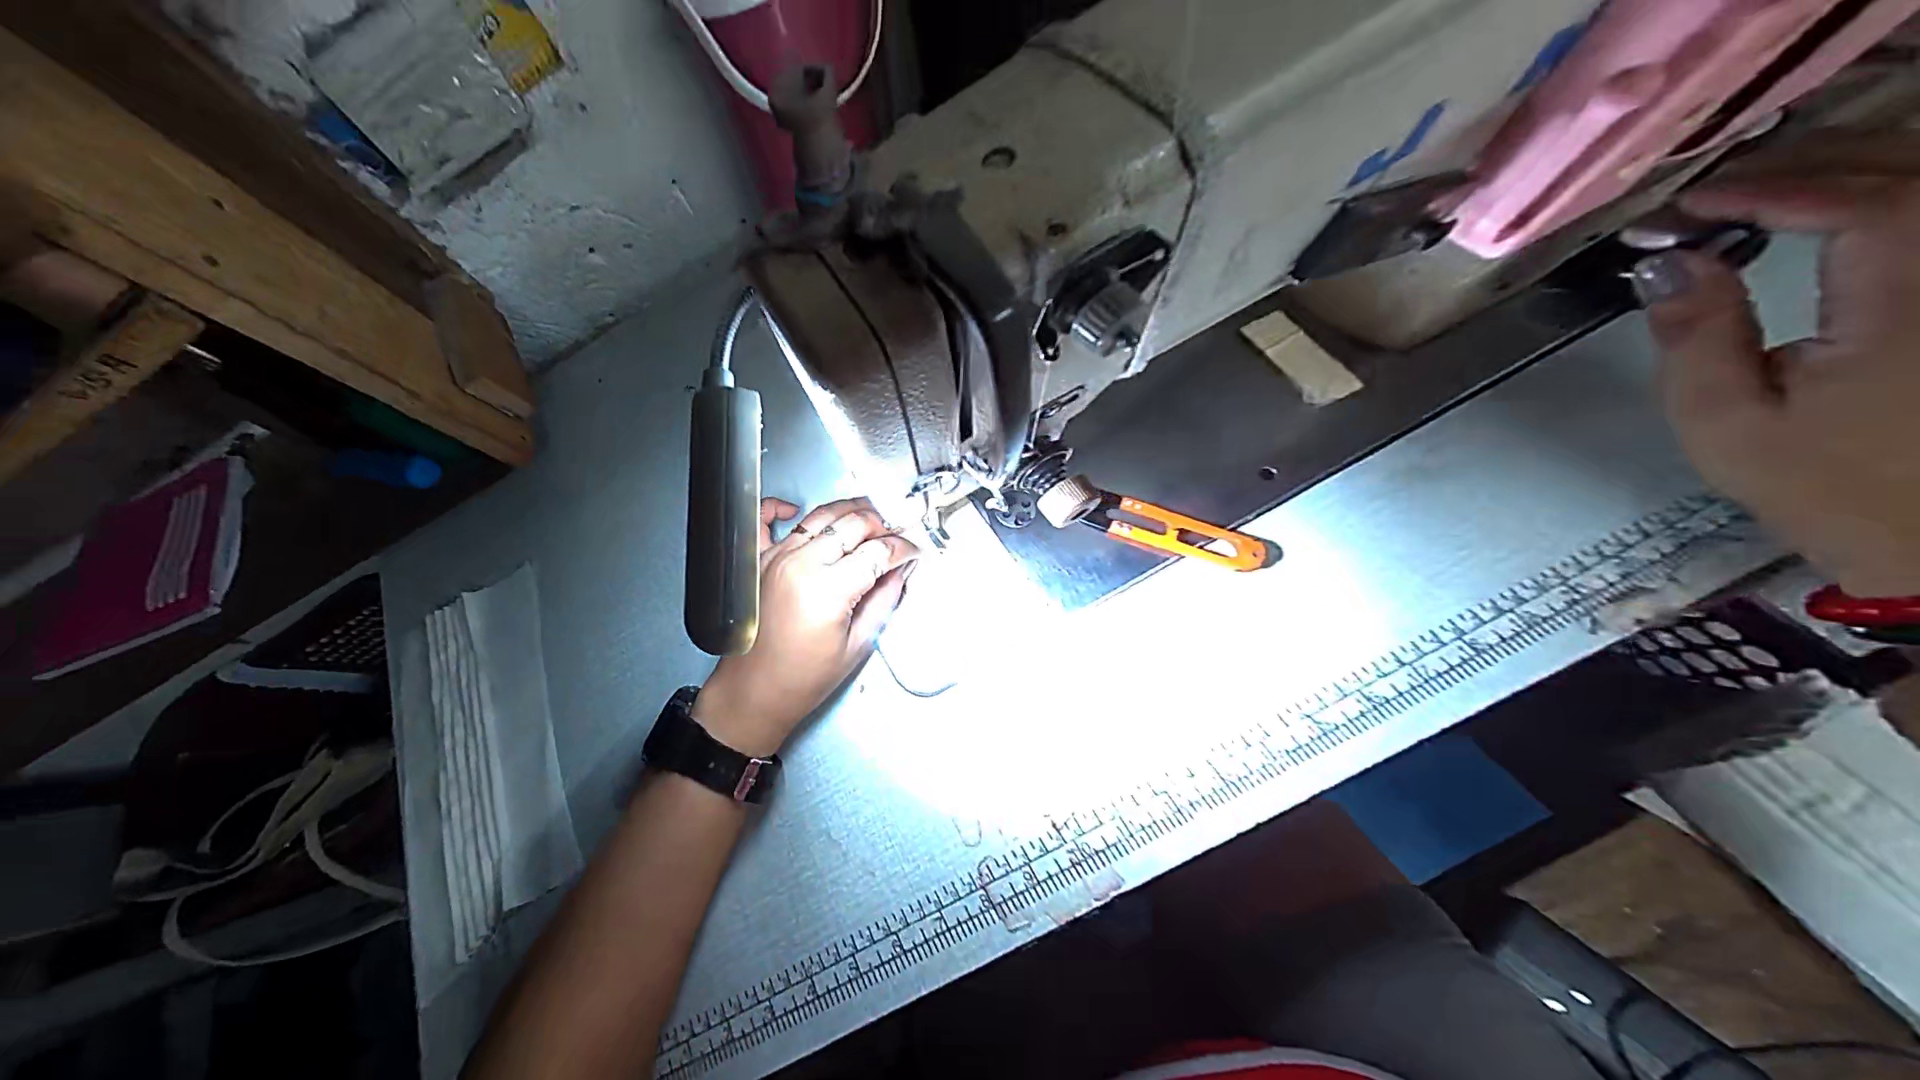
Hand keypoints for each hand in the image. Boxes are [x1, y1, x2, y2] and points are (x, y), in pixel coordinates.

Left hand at [693, 497, 918, 755]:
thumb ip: (884, 600)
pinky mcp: (757, 561)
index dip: (903, 548)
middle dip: (883, 525)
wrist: (754, 692)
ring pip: (821, 515)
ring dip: (850, 512)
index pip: (878, 551)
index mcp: (829, 590)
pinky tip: (796, 510)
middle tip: (897, 535)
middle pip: (853, 524)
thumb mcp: (858, 645)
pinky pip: (765, 520)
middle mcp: (801, 564)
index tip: (915, 551)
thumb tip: (901, 570)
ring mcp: (776, 557)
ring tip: (870, 518)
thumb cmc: (806, 678)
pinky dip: (779, 508)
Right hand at [1634, 173, 1919, 597]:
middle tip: (1711, 192)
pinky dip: (1890, 196)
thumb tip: (1663, 264)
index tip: (1686, 205)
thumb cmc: (1824, 485)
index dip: (1769, 189)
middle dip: (1806, 166)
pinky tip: (1836, 208)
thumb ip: (1696, 337)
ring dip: (1853, 169)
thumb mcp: (1728, 422)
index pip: (1861, 203)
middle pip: (1915, 169)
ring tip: (1763, 190)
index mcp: (1915, 304)